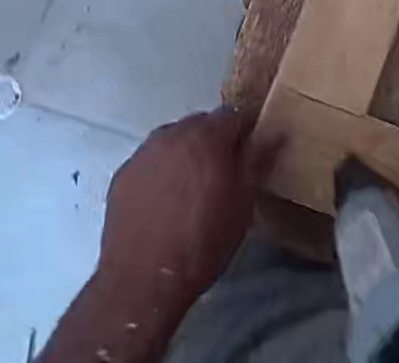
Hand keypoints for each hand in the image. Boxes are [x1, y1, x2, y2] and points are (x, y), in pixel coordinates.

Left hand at [97, 106, 280, 304]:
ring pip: (174, 138)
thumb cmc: (202, 242)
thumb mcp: (243, 202)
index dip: (246, 131)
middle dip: (215, 138)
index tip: (251, 151)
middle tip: (224, 169)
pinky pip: (151, 160)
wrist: (142, 283)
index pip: (234, 115)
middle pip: (202, 123)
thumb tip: (275, 132)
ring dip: (187, 151)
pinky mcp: (122, 175)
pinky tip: (165, 198)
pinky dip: (162, 169)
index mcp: (207, 137)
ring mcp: (144, 154)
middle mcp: (173, 135)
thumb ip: (258, 159)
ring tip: (193, 184)